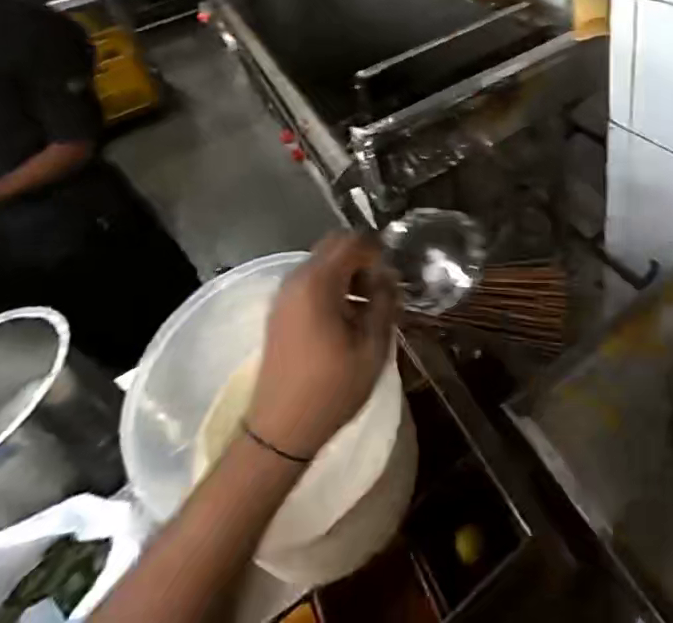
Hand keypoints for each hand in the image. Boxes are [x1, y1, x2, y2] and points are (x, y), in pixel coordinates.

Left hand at [245, 233, 400, 460]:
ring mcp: (283, 296)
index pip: (352, 241)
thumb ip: (384, 302)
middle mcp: (295, 280)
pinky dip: (332, 287)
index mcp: (318, 283)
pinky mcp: (279, 312)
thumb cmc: (332, 389)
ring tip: (369, 306)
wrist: (280, 432)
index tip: (393, 275)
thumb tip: (388, 277)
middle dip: (362, 259)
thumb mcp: (373, 346)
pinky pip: (310, 282)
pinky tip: (347, 318)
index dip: (378, 251)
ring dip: (347, 274)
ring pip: (321, 263)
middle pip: (334, 246)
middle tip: (382, 288)